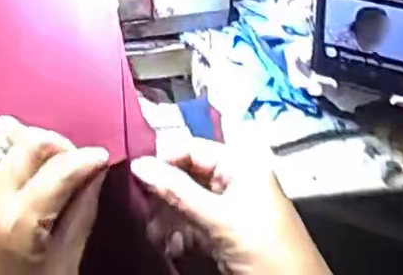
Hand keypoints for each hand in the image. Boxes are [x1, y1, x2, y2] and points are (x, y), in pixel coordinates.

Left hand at [0, 115, 109, 274]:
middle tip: (74, 165)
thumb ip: (82, 214)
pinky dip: (3, 144)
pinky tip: (17, 166)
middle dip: (61, 146)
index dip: (88, 158)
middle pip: (33, 139)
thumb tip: (97, 173)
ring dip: (29, 140)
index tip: (102, 158)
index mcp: (18, 222)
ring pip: (5, 130)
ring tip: (43, 164)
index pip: (61, 167)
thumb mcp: (62, 266)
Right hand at [130, 135, 328, 274]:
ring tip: (152, 234)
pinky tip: (168, 246)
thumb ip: (178, 192)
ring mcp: (232, 210)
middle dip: (164, 193)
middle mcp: (235, 180)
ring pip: (189, 203)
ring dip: (168, 218)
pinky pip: (196, 226)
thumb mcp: (219, 220)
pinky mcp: (229, 237)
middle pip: (189, 175)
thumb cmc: (266, 253)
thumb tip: (140, 165)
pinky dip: (180, 235)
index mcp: (240, 164)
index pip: (193, 148)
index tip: (136, 175)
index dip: (164, 159)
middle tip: (141, 211)